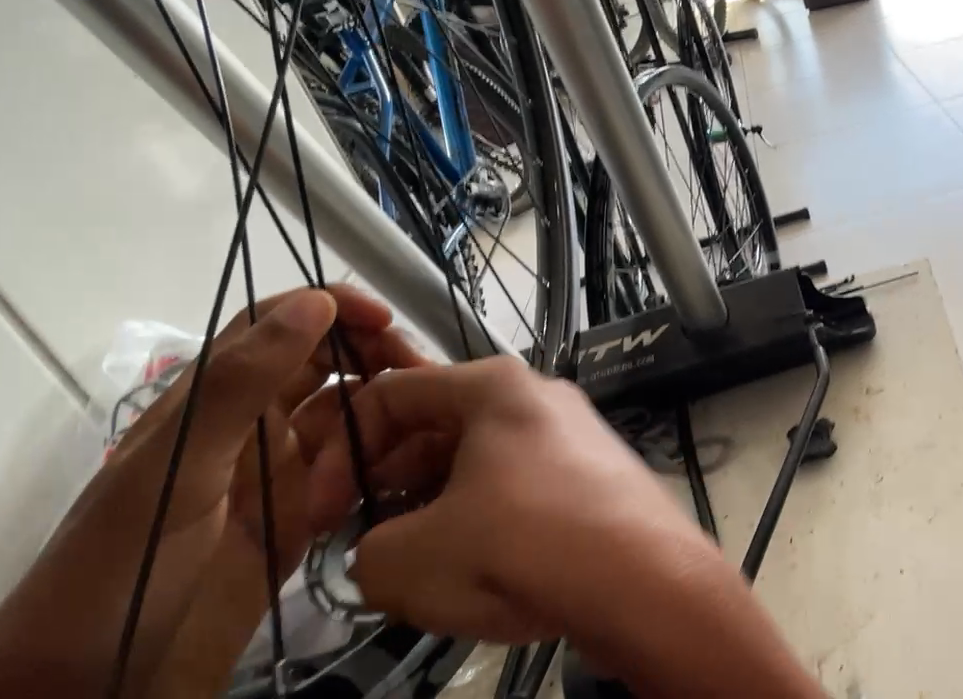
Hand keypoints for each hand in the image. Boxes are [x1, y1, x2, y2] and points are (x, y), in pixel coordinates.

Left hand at [0, 285, 421, 698]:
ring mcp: (279, 472)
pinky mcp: (303, 516)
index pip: (276, 324)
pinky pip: (357, 468)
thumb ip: (243, 385)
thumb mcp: (176, 469)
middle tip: (424, 375)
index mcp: (209, 400)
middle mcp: (250, 425)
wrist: (91, 692)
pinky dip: (386, 457)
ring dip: (388, 407)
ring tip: (428, 421)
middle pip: (326, 363)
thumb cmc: (119, 570)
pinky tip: (411, 464)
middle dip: (376, 355)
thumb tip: (319, 300)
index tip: (387, 318)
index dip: (333, 308)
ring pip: (349, 413)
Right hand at [303, 360, 824, 698]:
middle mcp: (537, 396)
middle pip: (436, 427)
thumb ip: (365, 549)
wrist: (643, 579)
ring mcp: (573, 434)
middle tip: (362, 539)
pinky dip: (485, 520)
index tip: (318, 514)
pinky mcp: (595, 475)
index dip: (339, 451)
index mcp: (494, 384)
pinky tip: (477, 570)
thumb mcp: (407, 558)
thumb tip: (380, 550)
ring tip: (416, 564)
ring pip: (478, 463)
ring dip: (434, 508)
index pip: (392, 393)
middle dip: (387, 482)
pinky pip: (519, 488)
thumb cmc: (521, 545)